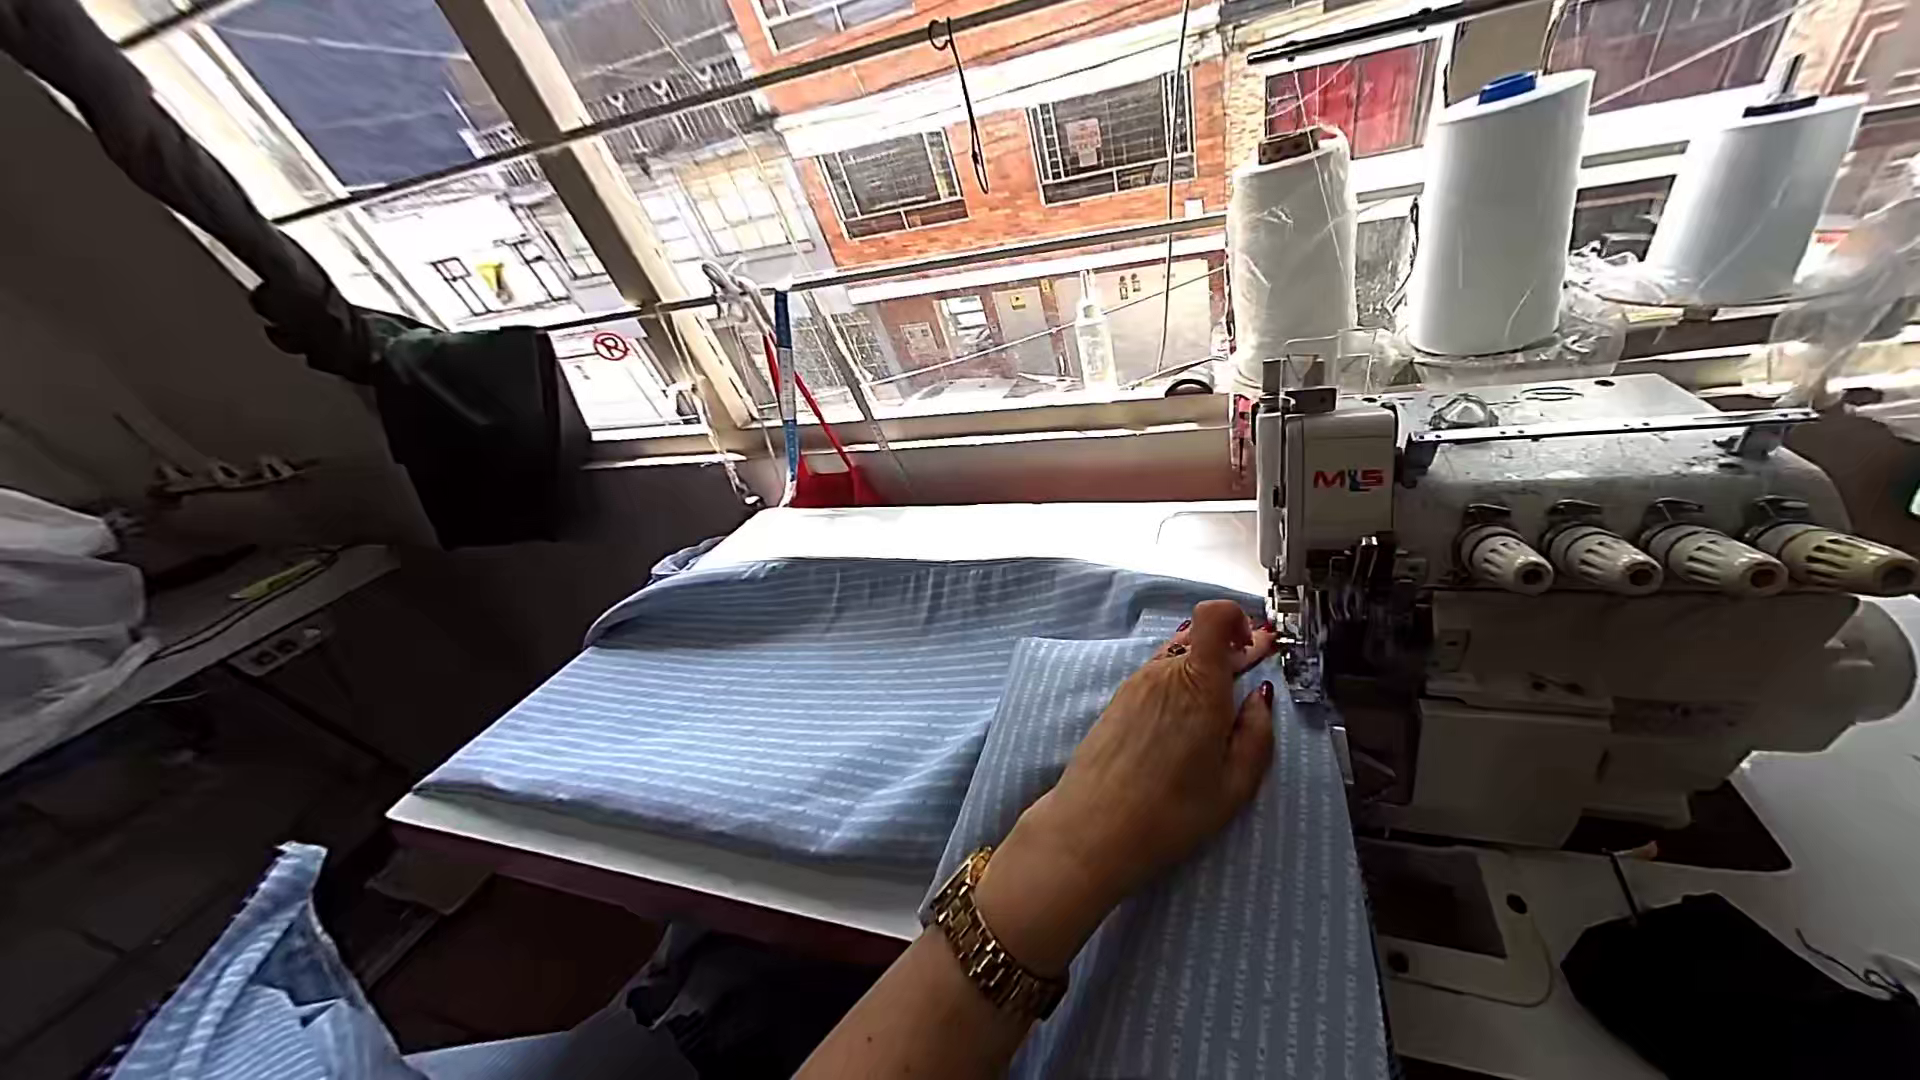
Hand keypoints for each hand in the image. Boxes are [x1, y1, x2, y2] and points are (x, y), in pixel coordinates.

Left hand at [974, 600, 1278, 973]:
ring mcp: (1136, 683)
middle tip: (1250, 676)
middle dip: (1230, 651)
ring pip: (1177, 657)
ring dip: (1203, 670)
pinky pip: (1157, 675)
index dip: (1239, 620)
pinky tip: (1184, 721)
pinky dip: (1178, 684)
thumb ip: (1257, 733)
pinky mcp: (1119, 698)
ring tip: (1218, 709)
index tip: (1256, 646)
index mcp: (1197, 684)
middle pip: (1200, 637)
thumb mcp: (1235, 784)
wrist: (1092, 826)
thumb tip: (1259, 698)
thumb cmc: (1168, 812)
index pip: (1213, 614)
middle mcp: (1163, 672)